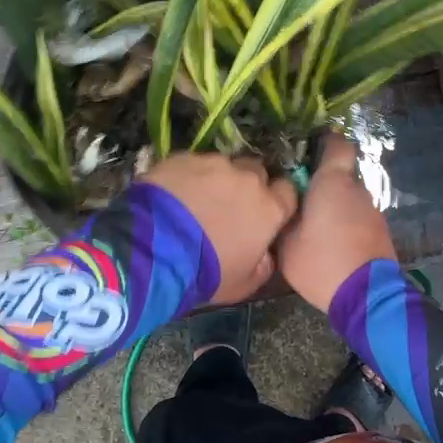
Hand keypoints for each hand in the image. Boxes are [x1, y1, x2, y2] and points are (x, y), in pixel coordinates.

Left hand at [139, 152, 297, 303]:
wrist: (154, 251)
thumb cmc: (207, 273)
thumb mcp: (244, 284)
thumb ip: (264, 266)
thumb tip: (267, 254)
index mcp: (270, 209)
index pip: (288, 192)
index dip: (277, 202)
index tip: (265, 215)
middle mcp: (248, 179)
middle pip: (257, 173)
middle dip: (248, 187)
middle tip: (230, 208)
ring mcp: (214, 164)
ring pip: (224, 166)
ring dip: (217, 180)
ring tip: (197, 201)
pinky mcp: (183, 158)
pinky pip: (193, 164)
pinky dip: (189, 176)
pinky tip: (175, 195)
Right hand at [277, 132, 395, 310]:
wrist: (366, 297)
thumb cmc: (322, 263)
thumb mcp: (286, 244)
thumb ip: (283, 218)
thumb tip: (284, 206)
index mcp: (333, 182)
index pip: (336, 144)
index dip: (323, 143)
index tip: (306, 154)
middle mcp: (357, 189)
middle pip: (339, 176)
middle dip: (320, 184)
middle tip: (297, 202)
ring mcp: (373, 211)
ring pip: (348, 199)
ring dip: (332, 208)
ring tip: (313, 230)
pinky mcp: (380, 232)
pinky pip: (357, 219)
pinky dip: (345, 225)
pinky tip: (330, 245)